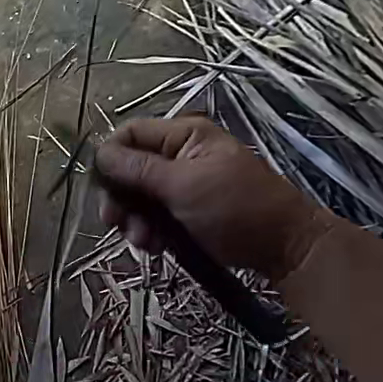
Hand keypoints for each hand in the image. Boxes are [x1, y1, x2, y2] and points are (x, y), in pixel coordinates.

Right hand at [95, 116, 335, 280]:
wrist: (282, 246)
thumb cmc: (235, 207)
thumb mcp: (183, 185)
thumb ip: (138, 169)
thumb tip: (100, 153)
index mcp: (183, 135)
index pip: (131, 133)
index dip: (111, 157)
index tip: (102, 187)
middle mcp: (179, 156)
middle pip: (130, 168)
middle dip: (121, 197)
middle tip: (115, 223)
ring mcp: (183, 185)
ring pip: (139, 198)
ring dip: (134, 220)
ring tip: (144, 242)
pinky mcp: (186, 213)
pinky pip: (155, 218)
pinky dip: (150, 233)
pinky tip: (156, 248)